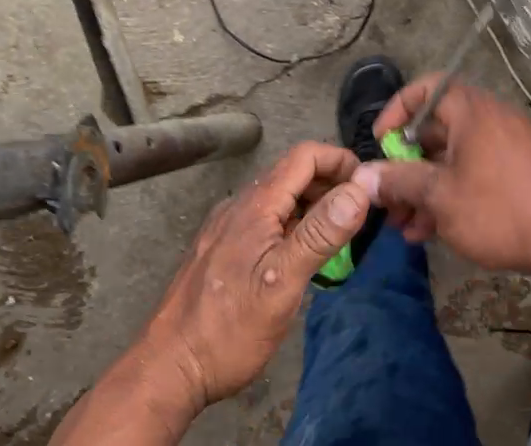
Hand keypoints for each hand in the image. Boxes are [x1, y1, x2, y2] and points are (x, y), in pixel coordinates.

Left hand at [139, 141, 370, 408]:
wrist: (164, 375)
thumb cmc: (228, 329)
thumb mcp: (283, 282)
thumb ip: (321, 232)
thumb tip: (361, 188)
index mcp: (254, 206)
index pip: (306, 155)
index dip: (341, 162)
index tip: (366, 190)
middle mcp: (238, 207)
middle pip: (294, 173)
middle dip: (332, 184)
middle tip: (358, 217)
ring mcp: (225, 229)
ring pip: (279, 197)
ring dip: (313, 205)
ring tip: (336, 239)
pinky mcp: (220, 251)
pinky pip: (265, 220)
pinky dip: (292, 224)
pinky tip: (300, 257)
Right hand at [353, 74, 530, 276]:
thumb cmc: (499, 209)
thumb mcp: (440, 196)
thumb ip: (400, 180)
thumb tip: (364, 174)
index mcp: (472, 111)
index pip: (428, 88)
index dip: (397, 109)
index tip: (378, 143)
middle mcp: (490, 119)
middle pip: (437, 129)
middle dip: (406, 165)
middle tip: (386, 201)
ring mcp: (506, 145)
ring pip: (453, 157)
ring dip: (424, 188)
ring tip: (404, 228)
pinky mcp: (516, 171)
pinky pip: (473, 172)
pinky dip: (450, 194)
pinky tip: (430, 232)